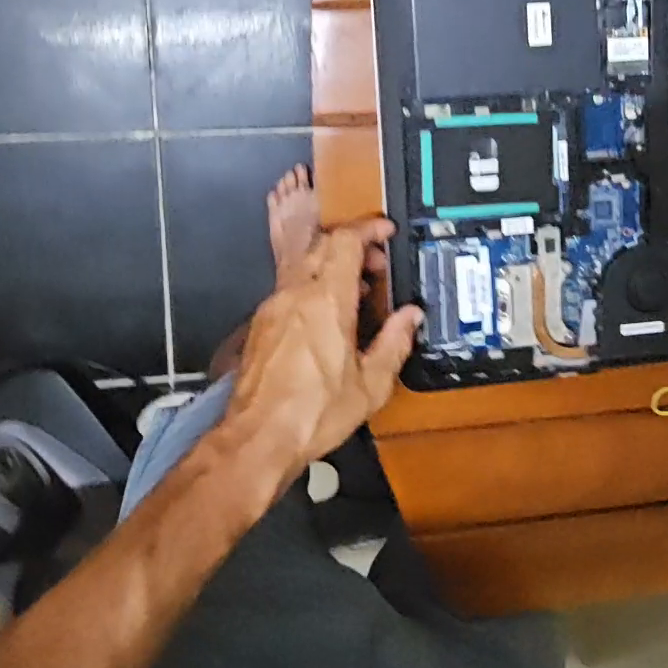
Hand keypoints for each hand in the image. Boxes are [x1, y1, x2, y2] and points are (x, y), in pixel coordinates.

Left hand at [225, 218, 423, 467]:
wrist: (257, 438)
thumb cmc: (311, 414)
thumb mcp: (371, 385)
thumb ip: (394, 343)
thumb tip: (410, 318)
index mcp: (327, 302)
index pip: (345, 240)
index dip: (368, 229)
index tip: (385, 233)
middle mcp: (296, 294)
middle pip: (323, 243)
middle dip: (354, 243)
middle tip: (376, 263)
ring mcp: (274, 306)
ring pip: (304, 262)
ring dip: (333, 263)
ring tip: (357, 290)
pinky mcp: (262, 323)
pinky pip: (290, 285)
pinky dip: (314, 284)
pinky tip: (329, 313)